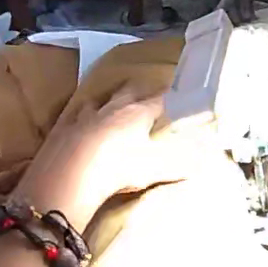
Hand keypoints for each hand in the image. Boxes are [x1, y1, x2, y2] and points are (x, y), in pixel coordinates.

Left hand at [12, 92, 209, 229]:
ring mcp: (84, 116)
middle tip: (145, 94)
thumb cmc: (118, 167)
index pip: (160, 98)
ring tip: (111, 105)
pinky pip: (74, 118)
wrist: (68, 175)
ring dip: (107, 101)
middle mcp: (112, 107)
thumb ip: (181, 163)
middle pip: (128, 91)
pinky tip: (80, 124)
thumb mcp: (155, 168)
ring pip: (98, 100)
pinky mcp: (62, 130)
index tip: (178, 96)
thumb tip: (206, 159)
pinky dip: (81, 119)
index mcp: (138, 112)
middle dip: (138, 91)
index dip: (170, 97)